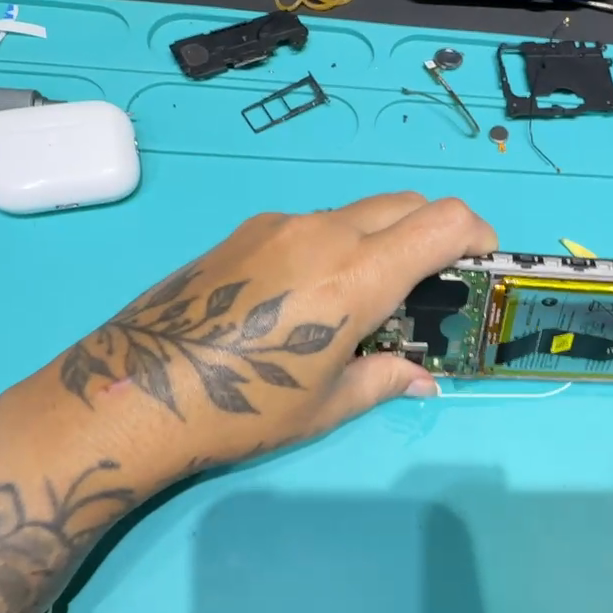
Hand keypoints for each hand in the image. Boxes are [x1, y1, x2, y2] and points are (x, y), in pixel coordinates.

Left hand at [45, 192, 495, 485]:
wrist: (131, 392)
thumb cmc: (243, 409)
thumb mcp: (328, 404)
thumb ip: (387, 378)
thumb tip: (424, 380)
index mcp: (357, 276)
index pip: (445, 221)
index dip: (477, 234)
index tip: (481, 262)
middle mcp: (325, 233)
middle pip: (409, 203)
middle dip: (437, 232)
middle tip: (433, 283)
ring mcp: (282, 225)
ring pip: (362, 210)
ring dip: (387, 237)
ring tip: (369, 296)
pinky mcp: (247, 230)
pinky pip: (318, 221)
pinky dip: (342, 242)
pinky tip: (312, 293)